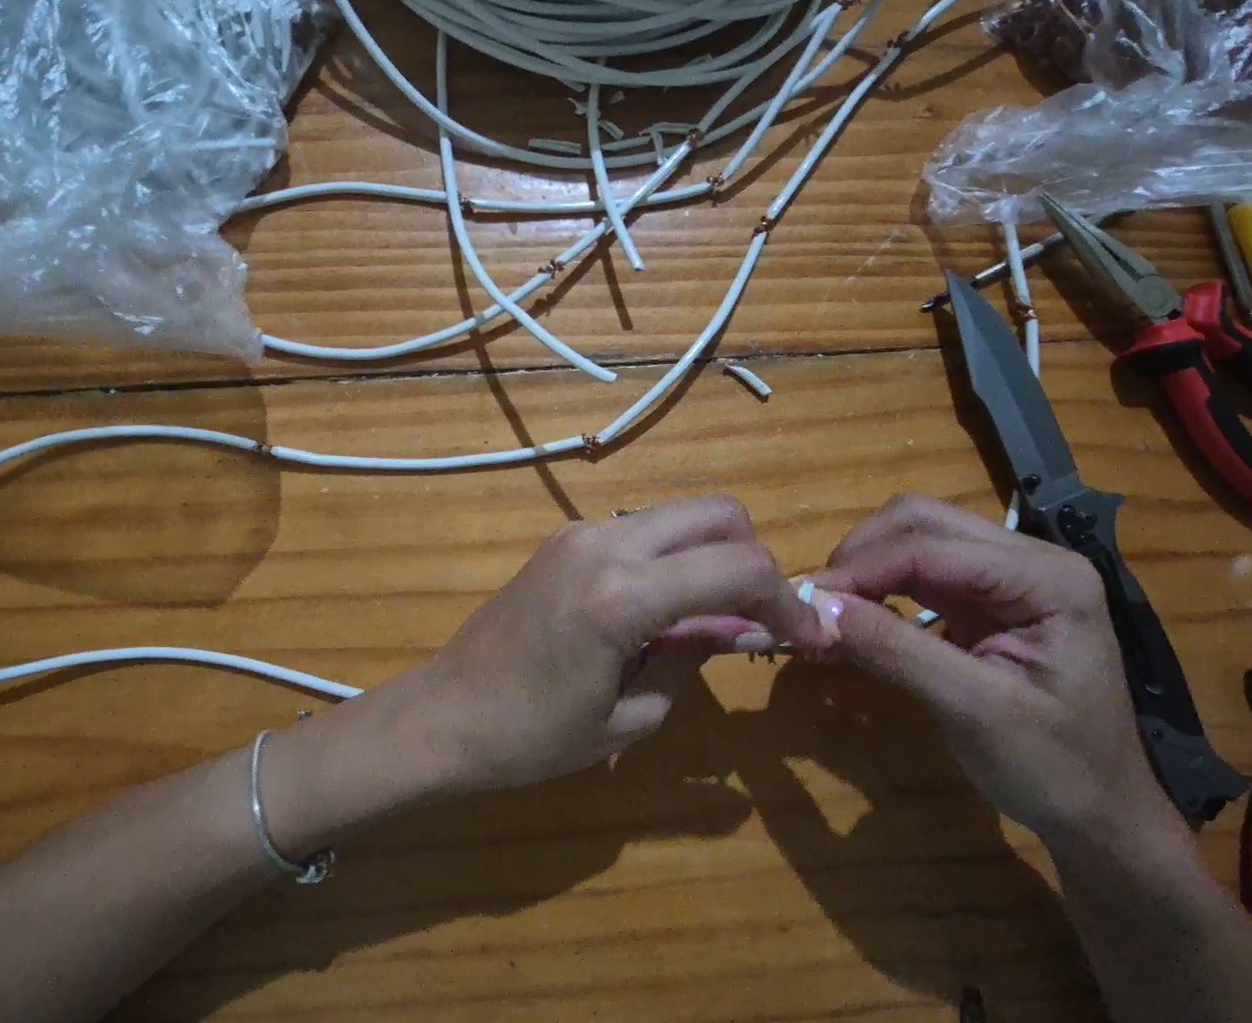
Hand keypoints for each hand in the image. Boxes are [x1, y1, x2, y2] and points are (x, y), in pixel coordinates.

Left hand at [401, 496, 837, 793]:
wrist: (444, 715)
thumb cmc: (532, 738)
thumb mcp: (630, 717)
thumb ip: (693, 658)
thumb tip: (745, 627)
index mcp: (622, 595)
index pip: (739, 569)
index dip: (787, 600)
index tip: (807, 635)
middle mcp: (605, 543)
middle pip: (717, 514)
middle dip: (755, 560)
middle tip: (759, 619)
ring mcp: (580, 532)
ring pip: (680, 513)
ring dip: (713, 554)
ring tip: (713, 617)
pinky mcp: (564, 537)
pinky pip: (643, 528)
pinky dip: (675, 555)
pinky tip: (665, 607)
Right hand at [809, 495, 1175, 844]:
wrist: (1098, 813)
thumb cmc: (1054, 766)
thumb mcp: (973, 710)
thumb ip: (896, 650)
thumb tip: (816, 609)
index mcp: (1047, 578)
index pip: (932, 548)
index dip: (863, 568)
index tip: (804, 601)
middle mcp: (1027, 560)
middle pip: (920, 523)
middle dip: (859, 556)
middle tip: (814, 605)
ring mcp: (1003, 577)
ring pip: (911, 539)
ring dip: (862, 569)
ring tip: (825, 615)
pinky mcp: (978, 599)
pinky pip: (912, 573)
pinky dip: (874, 590)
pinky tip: (849, 621)